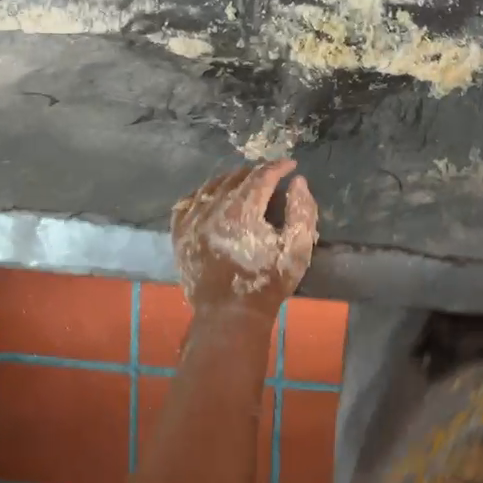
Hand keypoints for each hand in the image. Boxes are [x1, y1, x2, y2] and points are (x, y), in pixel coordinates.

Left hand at [170, 161, 317, 320]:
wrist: (230, 316)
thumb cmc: (268, 283)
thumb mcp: (297, 249)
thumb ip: (302, 211)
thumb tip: (298, 182)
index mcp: (242, 212)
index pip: (261, 176)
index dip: (278, 167)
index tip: (291, 166)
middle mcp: (212, 211)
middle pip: (235, 178)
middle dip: (257, 173)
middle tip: (273, 176)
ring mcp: (192, 223)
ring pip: (210, 187)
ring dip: (231, 180)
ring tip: (246, 184)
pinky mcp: (180, 235)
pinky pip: (187, 203)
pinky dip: (202, 194)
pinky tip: (213, 198)